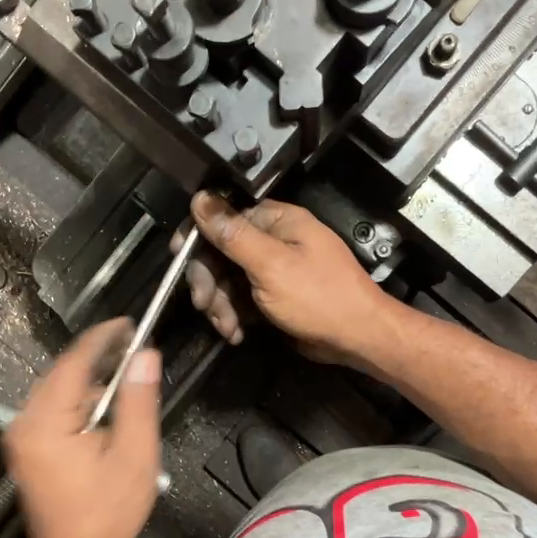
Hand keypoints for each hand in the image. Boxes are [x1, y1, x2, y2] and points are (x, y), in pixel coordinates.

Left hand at [3, 319, 163, 537]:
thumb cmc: (107, 515)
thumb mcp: (134, 456)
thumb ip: (138, 401)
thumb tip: (145, 355)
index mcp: (45, 422)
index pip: (74, 362)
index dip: (103, 339)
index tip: (131, 325)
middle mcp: (24, 423)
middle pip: (63, 375)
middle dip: (99, 361)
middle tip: (136, 353)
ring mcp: (21, 438)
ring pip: (59, 392)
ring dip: (91, 385)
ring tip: (128, 385)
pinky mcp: (28, 450)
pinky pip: (54, 412)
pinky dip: (80, 405)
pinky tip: (106, 414)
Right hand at [177, 190, 402, 371]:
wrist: (357, 338)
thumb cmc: (320, 298)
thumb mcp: (271, 265)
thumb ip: (233, 234)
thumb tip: (200, 199)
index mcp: (277, 222)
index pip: (224, 219)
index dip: (198, 238)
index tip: (179, 258)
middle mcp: (274, 240)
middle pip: (222, 254)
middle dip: (209, 282)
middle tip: (205, 305)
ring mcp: (274, 270)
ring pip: (229, 282)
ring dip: (221, 305)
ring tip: (227, 327)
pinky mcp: (275, 296)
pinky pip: (242, 300)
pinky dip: (235, 316)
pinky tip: (236, 333)